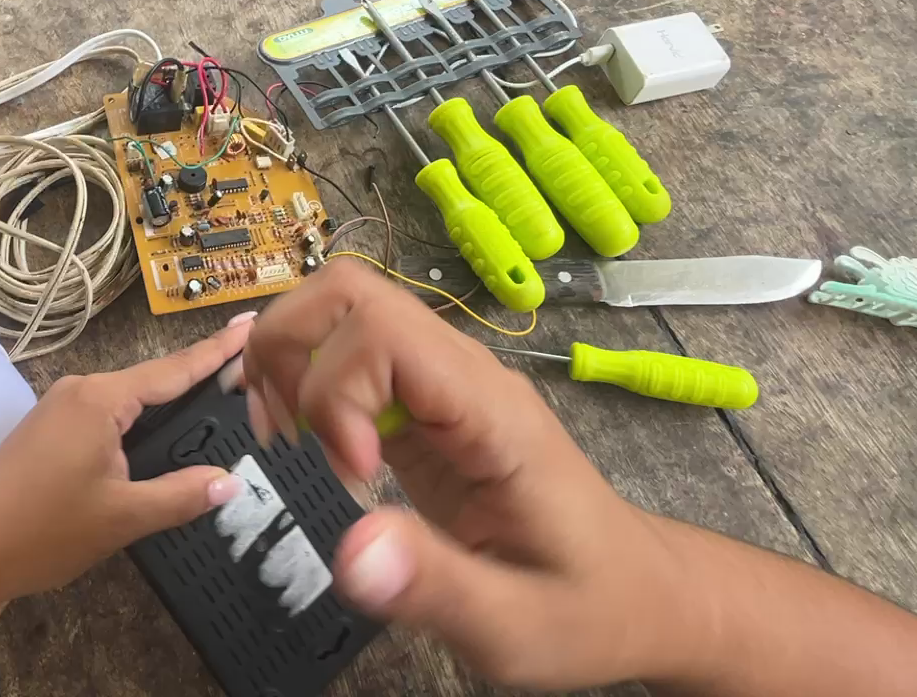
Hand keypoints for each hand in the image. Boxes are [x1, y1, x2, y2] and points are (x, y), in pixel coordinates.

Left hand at [0, 317, 252, 610]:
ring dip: (165, 404)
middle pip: (152, 380)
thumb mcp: (122, 517)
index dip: (217, 349)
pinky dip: (136, 420)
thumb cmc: (43, 530)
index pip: (174, 369)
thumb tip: (230, 482)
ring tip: (208, 402)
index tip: (250, 322)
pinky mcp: (47, 426)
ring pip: (128, 398)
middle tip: (244, 370)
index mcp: (101, 398)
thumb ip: (180, 495)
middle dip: (196, 377)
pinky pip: (106, 413)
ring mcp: (60, 405)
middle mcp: (81, 389)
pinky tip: (152, 437)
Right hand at [242, 260, 706, 689]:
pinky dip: (297, 373)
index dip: (338, 391)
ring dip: (287, 356)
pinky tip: (295, 431)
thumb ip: (435, 588)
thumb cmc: (585, 605)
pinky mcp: (413, 396)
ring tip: (286, 433)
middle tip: (287, 434)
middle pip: (350, 291)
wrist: (630, 587)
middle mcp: (456, 369)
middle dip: (290, 349)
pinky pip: (343, 346)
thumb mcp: (520, 626)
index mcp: (487, 406)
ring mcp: (433, 376)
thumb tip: (347, 552)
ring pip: (339, 305)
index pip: (384, 330)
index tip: (350, 475)